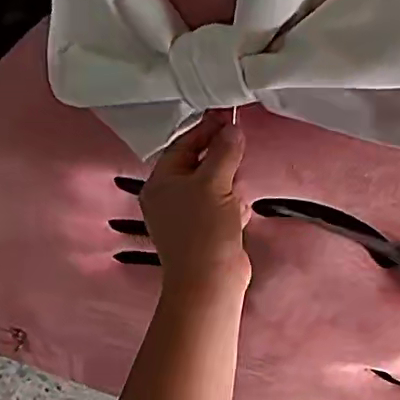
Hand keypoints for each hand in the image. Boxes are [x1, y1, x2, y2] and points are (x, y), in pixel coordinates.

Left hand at [140, 119, 250, 288]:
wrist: (210, 281)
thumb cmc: (203, 232)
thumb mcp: (214, 182)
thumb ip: (224, 152)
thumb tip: (231, 131)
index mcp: (160, 183)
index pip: (183, 145)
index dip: (206, 130)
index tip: (228, 119)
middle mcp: (169, 198)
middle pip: (198, 164)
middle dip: (221, 161)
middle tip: (239, 151)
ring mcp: (186, 217)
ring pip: (213, 186)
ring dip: (229, 186)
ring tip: (236, 194)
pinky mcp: (205, 231)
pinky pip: (221, 207)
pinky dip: (232, 207)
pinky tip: (239, 214)